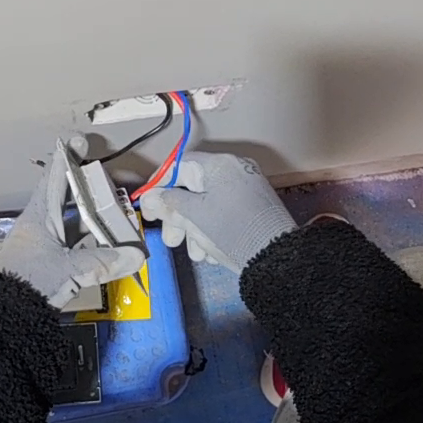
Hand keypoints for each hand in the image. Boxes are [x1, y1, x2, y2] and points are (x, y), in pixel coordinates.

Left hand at [0, 137, 148, 307]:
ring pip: (73, 226)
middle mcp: (40, 226)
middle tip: (109, 182)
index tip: (79, 141)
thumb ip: (102, 262)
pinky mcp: (46, 266)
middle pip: (68, 201)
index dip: (68, 160)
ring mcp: (43, 246)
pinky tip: (108, 246)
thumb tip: (137, 256)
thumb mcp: (68, 270)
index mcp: (39, 217)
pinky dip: (90, 245)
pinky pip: (73, 248)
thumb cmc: (29, 281)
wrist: (1, 314)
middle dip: (89, 192)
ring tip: (117, 216)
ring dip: (94, 222)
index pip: (55, 179)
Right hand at [138, 152, 296, 271]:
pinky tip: (210, 252)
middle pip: (193, 189)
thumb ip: (169, 204)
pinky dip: (212, 231)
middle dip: (178, 217)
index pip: (179, 166)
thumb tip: (149, 197)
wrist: (274, 258)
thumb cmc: (231, 231)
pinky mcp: (253, 209)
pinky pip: (223, 214)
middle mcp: (234, 171)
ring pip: (207, 206)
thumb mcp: (194, 217)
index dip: (159, 186)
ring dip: (194, 230)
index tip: (148, 206)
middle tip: (172, 239)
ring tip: (197, 253)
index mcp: (219, 165)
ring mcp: (246, 190)